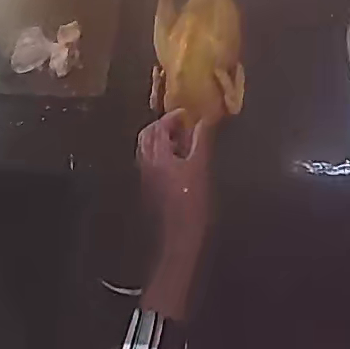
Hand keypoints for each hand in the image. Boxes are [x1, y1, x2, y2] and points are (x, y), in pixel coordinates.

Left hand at [137, 109, 210, 242]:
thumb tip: (204, 120)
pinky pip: (150, 159)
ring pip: (147, 148)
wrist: (180, 234)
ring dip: (160, 138)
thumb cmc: (192, 200)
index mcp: (157, 155)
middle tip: (181, 124)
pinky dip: (160, 151)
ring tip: (181, 139)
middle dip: (162, 126)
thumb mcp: (200, 167)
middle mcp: (146, 162)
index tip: (187, 114)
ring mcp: (145, 175)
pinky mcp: (148, 186)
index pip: (158, 128)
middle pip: (147, 135)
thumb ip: (201, 140)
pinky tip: (177, 158)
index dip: (172, 117)